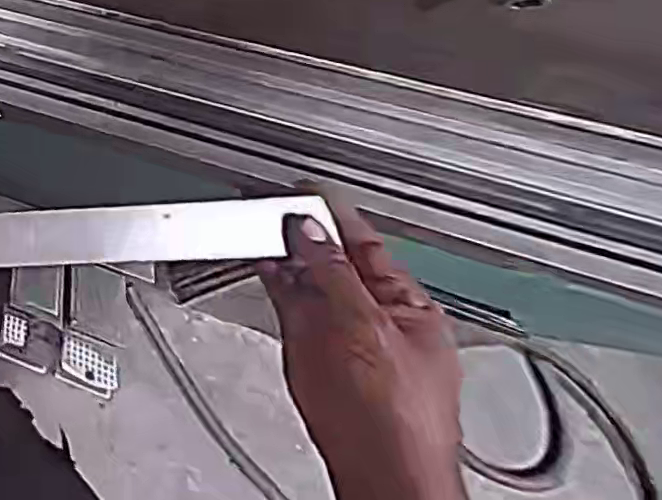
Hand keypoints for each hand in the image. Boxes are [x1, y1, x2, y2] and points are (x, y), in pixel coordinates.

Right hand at [258, 196, 464, 499]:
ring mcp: (336, 324)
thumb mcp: (369, 330)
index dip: (336, 216)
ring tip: (256, 222)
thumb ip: (336, 275)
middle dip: (303, 230)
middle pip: (331, 256)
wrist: (375, 470)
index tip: (308, 192)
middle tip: (271, 202)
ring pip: (304, 272)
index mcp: (405, 307)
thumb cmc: (400, 420)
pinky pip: (285, 293)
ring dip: (281, 248)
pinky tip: (257, 256)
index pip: (367, 245)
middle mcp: (369, 311)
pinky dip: (270, 272)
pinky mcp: (307, 338)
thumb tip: (311, 231)